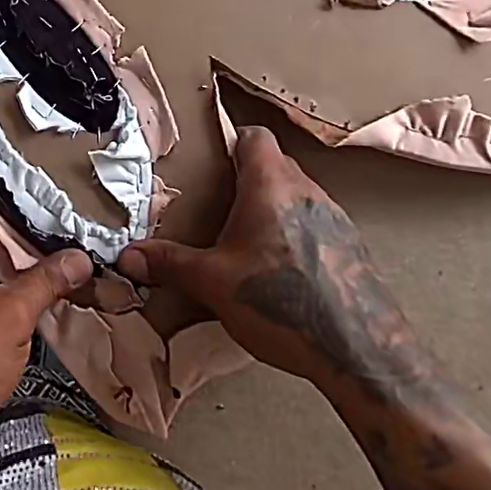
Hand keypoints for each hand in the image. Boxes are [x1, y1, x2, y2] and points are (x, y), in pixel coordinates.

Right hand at [117, 127, 430, 394]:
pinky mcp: (350, 248)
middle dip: (243, 178)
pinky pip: (313, 224)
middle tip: (214, 201)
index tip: (209, 157)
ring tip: (242, 237)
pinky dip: (291, 233)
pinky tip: (276, 268)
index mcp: (271, 186)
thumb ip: (168, 264)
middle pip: (274, 165)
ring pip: (295, 195)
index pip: (255, 136)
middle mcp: (307, 193)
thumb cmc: (283, 303)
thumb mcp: (212, 282)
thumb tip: (128, 257)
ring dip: (269, 207)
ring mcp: (335, 220)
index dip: (231, 139)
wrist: (362, 352)